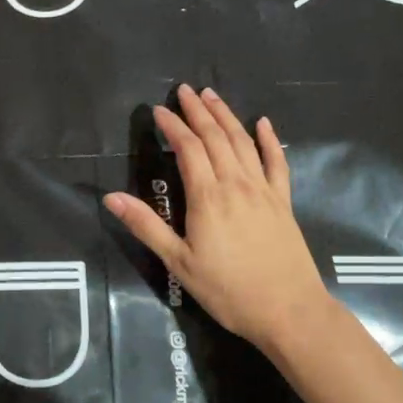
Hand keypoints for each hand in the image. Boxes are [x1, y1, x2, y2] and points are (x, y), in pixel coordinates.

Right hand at [106, 84, 330, 347]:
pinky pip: (277, 163)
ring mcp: (263, 191)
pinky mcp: (283, 203)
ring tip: (211, 95)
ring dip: (226, 116)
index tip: (159, 110)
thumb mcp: (180, 263)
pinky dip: (269, 140)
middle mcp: (236, 184)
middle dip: (198, 111)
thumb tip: (111, 197)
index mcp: (208, 197)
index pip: (188, 148)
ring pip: (242, 142)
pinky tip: (264, 123)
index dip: (173, 126)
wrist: (290, 313)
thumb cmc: (229, 291)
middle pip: (215, 137)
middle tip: (184, 89)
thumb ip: (146, 226)